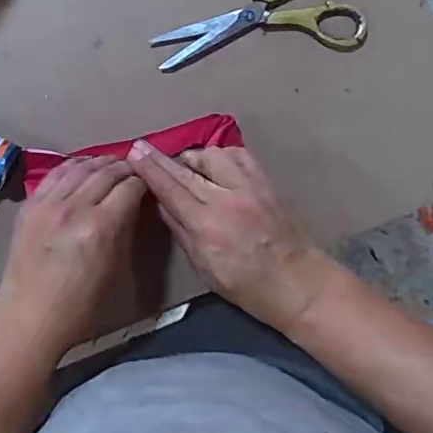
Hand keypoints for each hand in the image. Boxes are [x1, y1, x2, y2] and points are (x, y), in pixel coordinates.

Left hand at [0, 156, 146, 358]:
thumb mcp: (116, 270)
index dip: (142, 182)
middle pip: (105, 172)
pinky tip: (82, 166)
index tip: (148, 181)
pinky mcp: (30, 204)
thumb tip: (132, 205)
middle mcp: (74, 208)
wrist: (30, 314)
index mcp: (100, 227)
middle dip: (124, 167)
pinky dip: (73, 166)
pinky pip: (55, 175)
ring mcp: (48, 203)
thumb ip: (126, 231)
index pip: (129, 188)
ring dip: (99, 162)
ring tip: (112, 162)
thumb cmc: (80, 305)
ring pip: (79, 168)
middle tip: (134, 167)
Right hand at [126, 142, 334, 331]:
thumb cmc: (247, 286)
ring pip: (212, 155)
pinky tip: (216, 163)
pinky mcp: (266, 182)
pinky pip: (239, 155)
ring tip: (187, 165)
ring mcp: (249, 187)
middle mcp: (225, 200)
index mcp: (206, 226)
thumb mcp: (203, 267)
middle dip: (160, 157)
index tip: (134, 153)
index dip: (149, 169)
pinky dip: (222, 156)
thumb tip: (161, 202)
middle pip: (185, 170)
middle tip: (142, 146)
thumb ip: (180, 230)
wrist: (299, 283)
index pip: (169, 189)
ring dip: (194, 157)